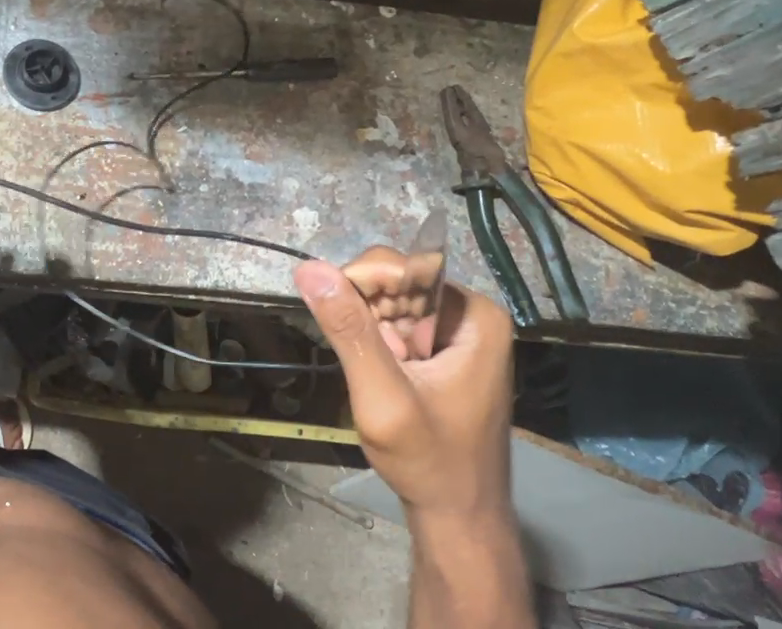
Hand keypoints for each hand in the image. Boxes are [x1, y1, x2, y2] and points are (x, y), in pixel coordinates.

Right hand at [292, 248, 514, 520]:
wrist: (457, 516)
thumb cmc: (429, 461)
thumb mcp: (383, 396)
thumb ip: (349, 330)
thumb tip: (308, 267)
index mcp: (473, 313)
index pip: (398, 266)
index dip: (360, 288)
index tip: (348, 332)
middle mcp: (468, 312)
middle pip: (391, 279)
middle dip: (364, 314)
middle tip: (367, 363)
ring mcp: (454, 331)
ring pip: (385, 300)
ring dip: (365, 331)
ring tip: (378, 375)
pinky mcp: (439, 348)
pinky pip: (391, 323)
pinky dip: (373, 345)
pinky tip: (380, 376)